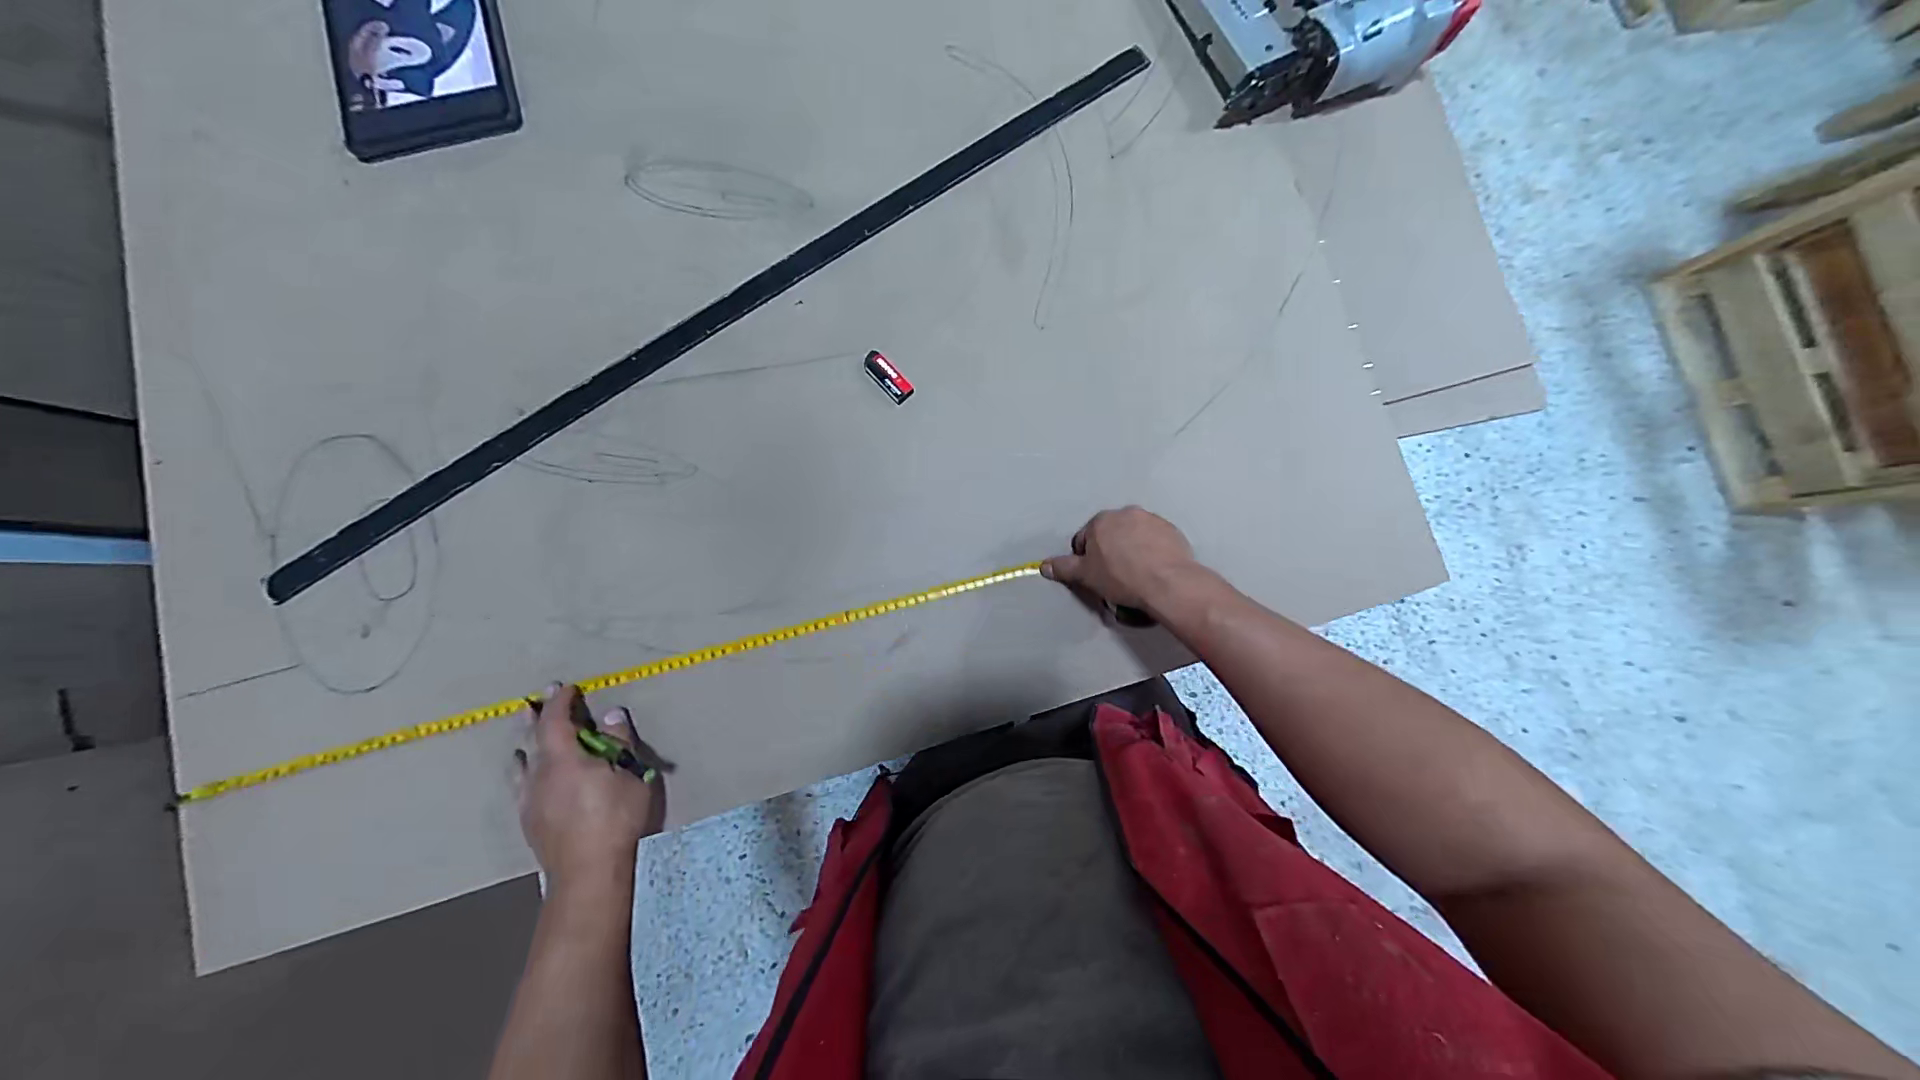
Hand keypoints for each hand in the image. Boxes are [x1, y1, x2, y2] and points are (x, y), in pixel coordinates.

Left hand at [515, 683, 665, 884]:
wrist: (588, 872)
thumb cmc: (616, 819)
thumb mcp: (631, 777)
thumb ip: (620, 744)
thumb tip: (612, 715)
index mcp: (563, 760)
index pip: (555, 721)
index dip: (560, 702)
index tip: (566, 688)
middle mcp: (539, 775)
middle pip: (531, 740)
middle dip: (535, 718)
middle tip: (532, 701)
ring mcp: (529, 800)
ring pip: (522, 764)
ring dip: (525, 745)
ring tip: (524, 737)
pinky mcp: (528, 821)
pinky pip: (522, 786)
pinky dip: (526, 771)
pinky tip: (529, 777)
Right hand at [1041, 506, 1201, 616]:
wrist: (1167, 582)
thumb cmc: (1120, 577)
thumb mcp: (1086, 575)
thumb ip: (1064, 567)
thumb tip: (1043, 565)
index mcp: (1100, 520)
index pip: (1084, 539)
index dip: (1086, 559)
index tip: (1095, 575)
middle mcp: (1125, 513)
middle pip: (1110, 533)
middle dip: (1110, 550)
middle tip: (1115, 575)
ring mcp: (1151, 519)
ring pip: (1133, 535)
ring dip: (1131, 548)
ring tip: (1137, 572)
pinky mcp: (1172, 530)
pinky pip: (1154, 539)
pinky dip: (1152, 550)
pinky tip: (1154, 568)